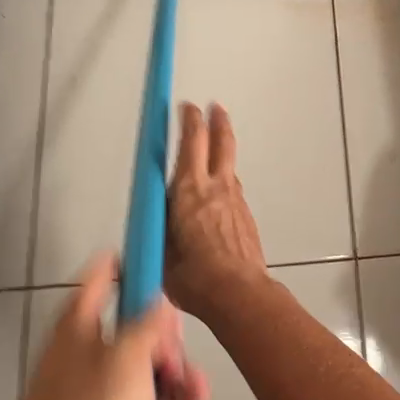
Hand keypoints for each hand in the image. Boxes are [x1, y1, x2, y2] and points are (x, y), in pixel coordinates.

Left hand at [0, 254, 207, 399]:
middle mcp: (89, 368)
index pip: (94, 286)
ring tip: (188, 379)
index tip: (143, 244)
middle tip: (174, 336)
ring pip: (153, 371)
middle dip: (162, 330)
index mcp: (73, 337)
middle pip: (133, 330)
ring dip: (176, 371)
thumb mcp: (124, 356)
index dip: (119, 263)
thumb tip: (160, 301)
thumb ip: (146, 322)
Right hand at [165, 103, 270, 319]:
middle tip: (215, 106)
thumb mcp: (160, 253)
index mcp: (188, 190)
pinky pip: (233, 189)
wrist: (238, 292)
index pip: (190, 142)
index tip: (186, 107)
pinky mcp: (246, 216)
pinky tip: (220, 192)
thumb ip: (158, 232)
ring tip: (217, 143)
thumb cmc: (192, 276)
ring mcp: (235, 200)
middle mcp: (215, 187)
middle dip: (217, 120)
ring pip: (229, 165)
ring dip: (223, 149)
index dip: (188, 120)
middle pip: (220, 142)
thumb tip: (153, 227)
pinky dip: (226, 180)